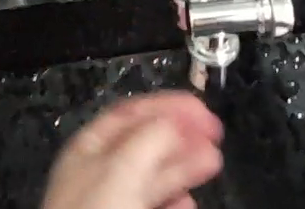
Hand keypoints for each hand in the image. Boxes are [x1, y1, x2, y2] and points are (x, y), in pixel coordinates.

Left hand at [42, 92, 222, 208]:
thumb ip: (153, 138)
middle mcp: (100, 173)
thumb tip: (175, 123)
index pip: (131, 114)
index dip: (166, 106)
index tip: (200, 109)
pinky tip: (190, 204)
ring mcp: (115, 204)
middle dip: (182, 136)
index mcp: (89, 148)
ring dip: (185, 167)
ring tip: (214, 161)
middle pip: (147, 144)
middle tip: (215, 133)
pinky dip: (176, 203)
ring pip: (155, 178)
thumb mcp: (123, 167)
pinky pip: (157, 207)